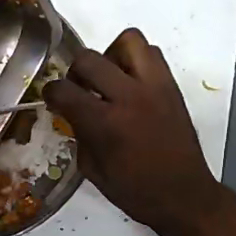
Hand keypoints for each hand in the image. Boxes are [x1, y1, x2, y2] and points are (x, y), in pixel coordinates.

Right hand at [42, 28, 230, 235]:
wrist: (184, 195)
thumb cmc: (135, 190)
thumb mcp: (93, 168)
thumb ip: (80, 133)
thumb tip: (71, 112)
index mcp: (105, 123)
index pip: (64, 90)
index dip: (51, 92)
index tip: (53, 99)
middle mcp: (129, 97)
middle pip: (89, 58)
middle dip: (76, 72)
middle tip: (80, 88)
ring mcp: (154, 87)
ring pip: (128, 40)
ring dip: (111, 56)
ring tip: (110, 79)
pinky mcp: (172, 86)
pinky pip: (152, 54)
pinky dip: (136, 61)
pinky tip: (131, 85)